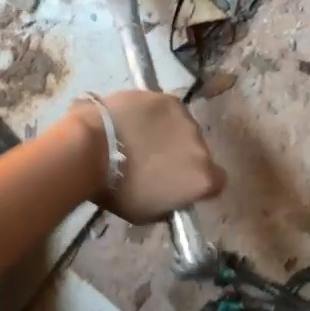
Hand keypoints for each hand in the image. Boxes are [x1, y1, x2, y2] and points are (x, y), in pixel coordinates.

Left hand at [74, 92, 224, 223]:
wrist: (92, 149)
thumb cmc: (118, 190)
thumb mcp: (147, 213)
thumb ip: (170, 202)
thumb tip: (172, 194)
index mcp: (202, 178)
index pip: (217, 181)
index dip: (200, 183)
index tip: (182, 184)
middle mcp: (201, 145)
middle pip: (198, 152)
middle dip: (182, 156)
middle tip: (154, 161)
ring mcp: (185, 118)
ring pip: (182, 127)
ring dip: (169, 132)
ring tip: (140, 137)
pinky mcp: (165, 98)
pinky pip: (165, 108)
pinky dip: (153, 114)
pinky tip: (134, 119)